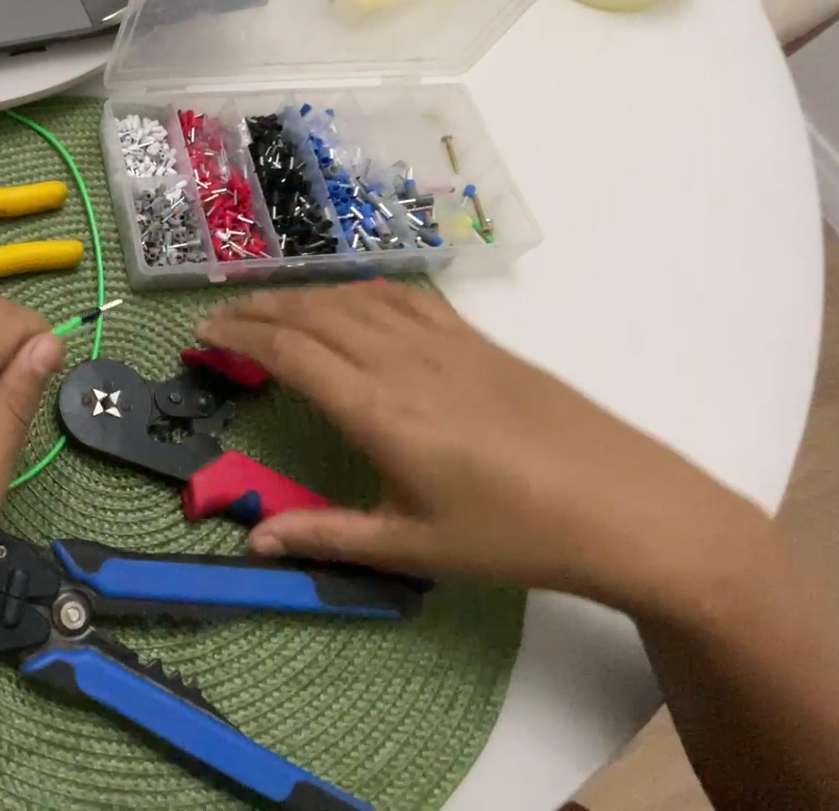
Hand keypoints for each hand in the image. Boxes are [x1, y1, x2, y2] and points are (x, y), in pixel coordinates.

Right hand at [197, 283, 773, 617]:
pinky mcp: (476, 340)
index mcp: (378, 411)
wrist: (634, 512)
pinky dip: (358, 290)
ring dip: (299, 295)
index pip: (289, 352)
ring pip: (351, 299)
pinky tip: (346, 299)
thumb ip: (327, 536)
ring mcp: (443, 344)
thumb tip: (255, 543)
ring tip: (266, 305)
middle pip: (311, 313)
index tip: (203, 333)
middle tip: (218, 317)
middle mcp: (401, 363)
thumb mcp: (414, 548)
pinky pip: (402, 297)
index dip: (239, 335)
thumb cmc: (515, 536)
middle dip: (256, 308)